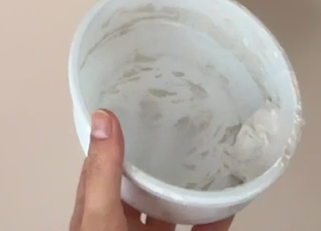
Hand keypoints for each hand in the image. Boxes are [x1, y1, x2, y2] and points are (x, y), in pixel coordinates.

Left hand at [71, 110, 234, 230]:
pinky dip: (212, 222)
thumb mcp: (99, 221)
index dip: (115, 135)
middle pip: (139, 187)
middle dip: (156, 159)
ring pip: (169, 213)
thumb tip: (103, 117)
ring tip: (205, 159)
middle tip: (179, 124)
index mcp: (95, 215)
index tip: (133, 102)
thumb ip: (104, 173)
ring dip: (186, 189)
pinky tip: (225, 206)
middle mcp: (120, 230)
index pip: (102, 165)